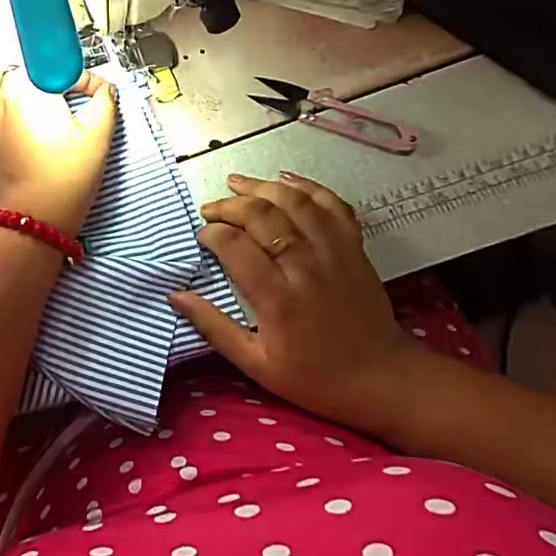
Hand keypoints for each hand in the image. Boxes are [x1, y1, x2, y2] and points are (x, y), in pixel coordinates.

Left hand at [0, 68, 117, 233]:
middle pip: (25, 73)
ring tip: (40, 116)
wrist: (39, 215)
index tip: (91, 95)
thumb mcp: (99, 133)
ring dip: (18, 94)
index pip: (56, 64)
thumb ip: (104, 99)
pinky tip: (11, 127)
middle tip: (70, 108)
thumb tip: (103, 88)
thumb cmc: (69, 174)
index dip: (78, 77)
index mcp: (30, 89)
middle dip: (49, 84)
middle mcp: (1, 97)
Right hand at [169, 172, 423, 431]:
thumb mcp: (255, 363)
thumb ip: (214, 327)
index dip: (212, 233)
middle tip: (211, 209)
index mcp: (278, 299)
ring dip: (262, 187)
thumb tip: (176, 295)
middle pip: (261, 215)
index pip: (235, 246)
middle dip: (229, 205)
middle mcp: (305, 267)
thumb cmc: (313, 376)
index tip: (202, 236)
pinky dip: (307, 186)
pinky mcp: (354, 245)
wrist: (380, 376)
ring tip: (237, 183)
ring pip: (294, 201)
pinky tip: (284, 179)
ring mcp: (333, 251)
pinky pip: (331, 203)